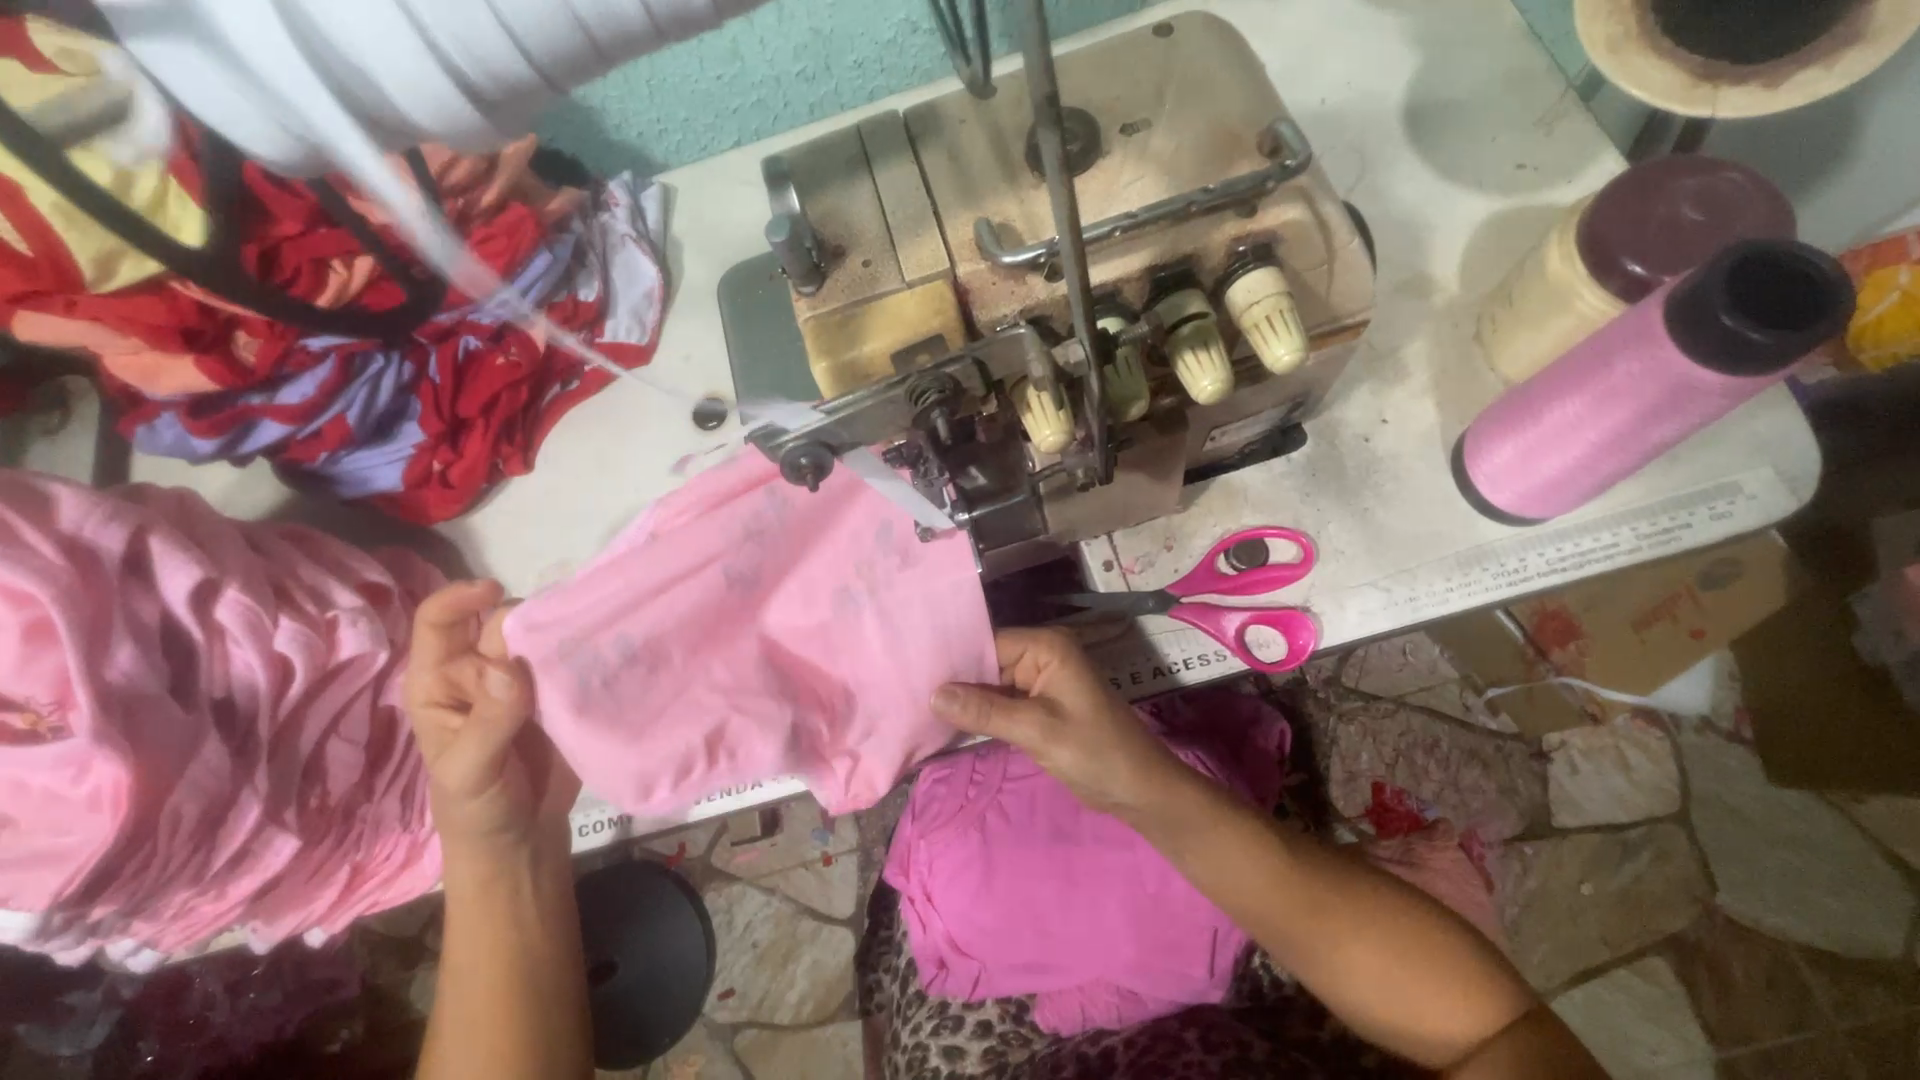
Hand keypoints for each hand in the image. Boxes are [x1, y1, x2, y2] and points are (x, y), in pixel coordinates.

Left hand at [403, 580, 579, 858]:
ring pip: (543, 637)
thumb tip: (509, 665)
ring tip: (592, 639)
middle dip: (529, 622)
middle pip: (503, 624)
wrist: (523, 841)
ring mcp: (525, 683)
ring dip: (564, 633)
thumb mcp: (470, 771)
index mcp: (441, 682)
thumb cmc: (476, 809)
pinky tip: (607, 654)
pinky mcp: (561, 694)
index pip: (439, 622)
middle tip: (558, 642)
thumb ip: (489, 720)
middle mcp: (481, 672)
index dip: (460, 599)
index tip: (495, 591)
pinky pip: (573, 660)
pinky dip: (588, 653)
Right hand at [931, 627, 1193, 818]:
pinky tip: (946, 723)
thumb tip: (933, 694)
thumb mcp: (1037, 731)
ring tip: (916, 708)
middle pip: (985, 662)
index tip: (911, 672)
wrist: (1139, 790)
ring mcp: (1040, 683)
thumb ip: (985, 712)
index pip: (988, 643)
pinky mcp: (1038, 707)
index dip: (952, 659)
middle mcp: (1041, 657)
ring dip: (963, 701)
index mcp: (1047, 648)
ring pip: (989, 686)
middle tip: (905, 692)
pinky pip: (1000, 705)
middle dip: (954, 681)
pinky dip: (980, 715)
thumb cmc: (1095, 753)